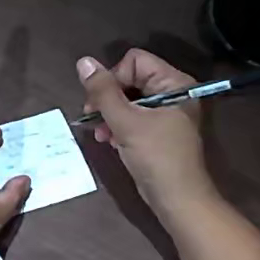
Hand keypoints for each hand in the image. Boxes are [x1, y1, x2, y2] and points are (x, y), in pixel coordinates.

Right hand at [78, 50, 217, 213]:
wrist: (176, 198)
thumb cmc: (156, 156)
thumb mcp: (125, 122)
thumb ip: (102, 91)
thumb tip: (83, 62)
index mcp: (173, 83)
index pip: (134, 61)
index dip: (113, 77)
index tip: (100, 101)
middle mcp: (171, 92)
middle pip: (129, 79)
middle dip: (108, 98)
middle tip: (93, 116)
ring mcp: (165, 112)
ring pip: (127, 99)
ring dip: (109, 114)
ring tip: (101, 133)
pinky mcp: (157, 130)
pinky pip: (132, 116)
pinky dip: (117, 125)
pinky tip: (109, 139)